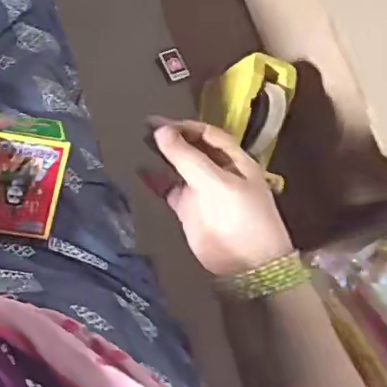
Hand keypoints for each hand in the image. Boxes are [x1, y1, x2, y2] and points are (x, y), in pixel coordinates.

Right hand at [144, 118, 293, 278]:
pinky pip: (169, 189)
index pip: (207, 134)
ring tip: (140, 144)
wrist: (246, 263)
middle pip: (192, 147)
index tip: (158, 123)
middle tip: (144, 127)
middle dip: (172, 136)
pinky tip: (140, 172)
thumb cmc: (240, 218)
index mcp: (233, 160)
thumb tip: (161, 131)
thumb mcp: (216, 183)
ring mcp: (202, 190)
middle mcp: (217, 171)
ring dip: (162, 156)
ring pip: (179, 166)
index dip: (184, 126)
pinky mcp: (188, 209)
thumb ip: (187, 157)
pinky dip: (155, 180)